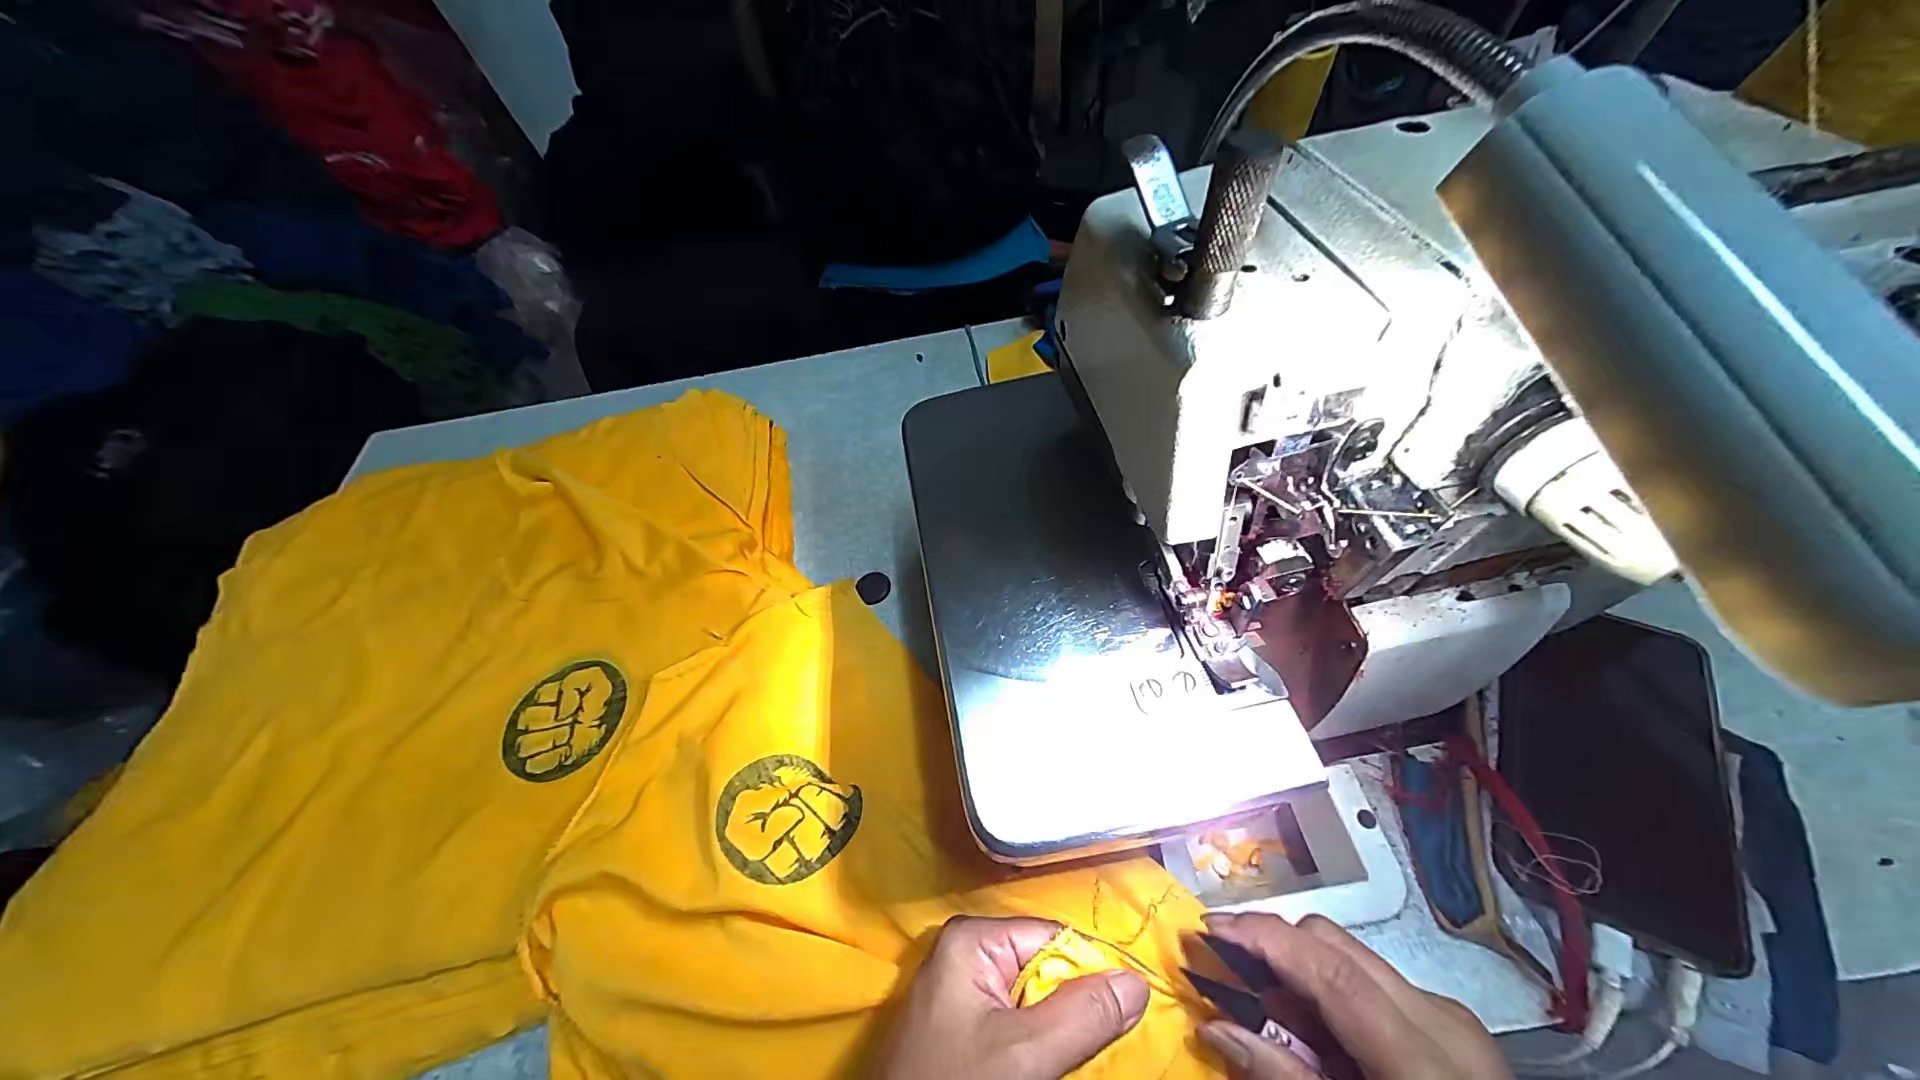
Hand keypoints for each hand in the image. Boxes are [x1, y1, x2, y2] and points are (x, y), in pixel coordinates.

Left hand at [874, 915, 1149, 1079]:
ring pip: (1033, 1002)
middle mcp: (967, 953)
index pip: (1055, 938)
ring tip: (1047, 1063)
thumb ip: (1082, 1015)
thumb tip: (1136, 982)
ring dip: (1054, 1033)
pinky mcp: (960, 1026)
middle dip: (1069, 1008)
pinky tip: (1028, 1069)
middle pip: (1045, 969)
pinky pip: (1013, 1023)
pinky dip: (1032, 1047)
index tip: (1119, 1013)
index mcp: (974, 939)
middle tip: (1075, 1049)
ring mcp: (961, 991)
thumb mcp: (1023, 1054)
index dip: (1091, 974)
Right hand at [1196, 913, 1510, 1079]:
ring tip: (1266, 1008)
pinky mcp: (1451, 1025)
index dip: (1264, 938)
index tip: (1209, 928)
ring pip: (1347, 955)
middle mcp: (1439, 1017)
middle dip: (1271, 946)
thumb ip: (1286, 1079)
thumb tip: (1215, 1025)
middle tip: (1225, 970)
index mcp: (1425, 1055)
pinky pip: (1371, 982)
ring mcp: (1450, 1017)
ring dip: (1296, 969)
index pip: (1330, 967)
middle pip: (1333, 942)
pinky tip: (1315, 1032)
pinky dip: (1329, 993)